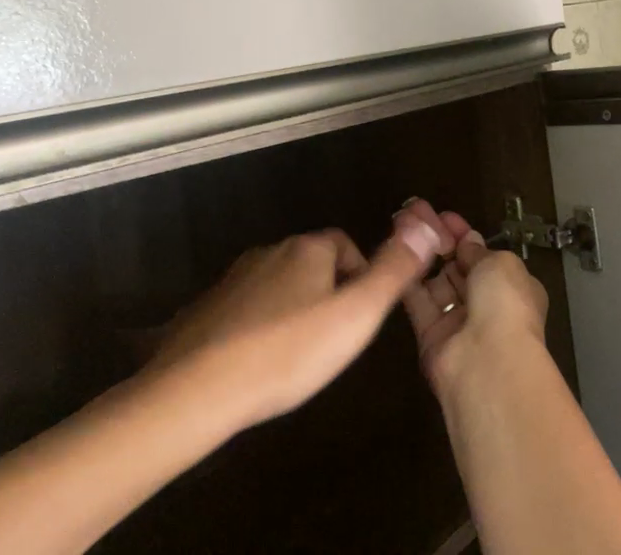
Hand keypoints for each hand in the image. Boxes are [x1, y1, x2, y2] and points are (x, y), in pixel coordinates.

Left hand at [144, 204, 449, 431]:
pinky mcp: (203, 311)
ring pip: (277, 288)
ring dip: (292, 311)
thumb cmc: (288, 353)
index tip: (358, 318)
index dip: (360, 278)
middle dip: (327, 294)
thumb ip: (395, 270)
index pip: (346, 246)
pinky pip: (244, 312)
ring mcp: (231, 281)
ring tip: (296, 356)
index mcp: (308, 248)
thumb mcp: (358, 314)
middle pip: (312, 265)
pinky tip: (256, 364)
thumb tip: (427, 226)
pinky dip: (257, 329)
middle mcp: (269, 253)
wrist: (193, 394)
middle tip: (332, 340)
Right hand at [397, 204, 549, 394]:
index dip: (467, 236)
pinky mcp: (431, 336)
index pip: (488, 257)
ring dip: (425, 257)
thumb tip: (468, 240)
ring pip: (439, 284)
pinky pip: (420, 302)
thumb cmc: (505, 304)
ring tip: (404, 228)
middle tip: (418, 217)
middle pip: (462, 269)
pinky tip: (398, 254)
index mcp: (515, 287)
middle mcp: (488, 305)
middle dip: (444, 244)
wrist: (486, 363)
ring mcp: (459, 322)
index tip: (445, 217)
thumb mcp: (500, 264)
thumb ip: (479, 250)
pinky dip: (410, 280)